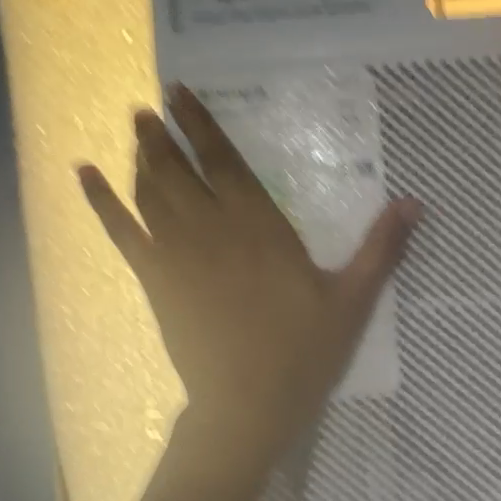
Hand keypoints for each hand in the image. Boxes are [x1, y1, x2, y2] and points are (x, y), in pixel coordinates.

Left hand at [79, 85, 421, 500]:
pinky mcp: (154, 280)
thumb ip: (381, 248)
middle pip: (180, 169)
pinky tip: (84, 175)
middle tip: (150, 108)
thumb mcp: (354, 300)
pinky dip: (100, 201)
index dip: (202, 126)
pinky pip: (121, 231)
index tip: (182, 96)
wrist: (250, 404)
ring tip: (135, 132)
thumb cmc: (305, 352)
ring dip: (140, 157)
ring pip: (150, 191)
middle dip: (163, 135)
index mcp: (261, 227)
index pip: (226, 162)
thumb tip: (416, 201)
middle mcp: (213, 228)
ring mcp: (177, 253)